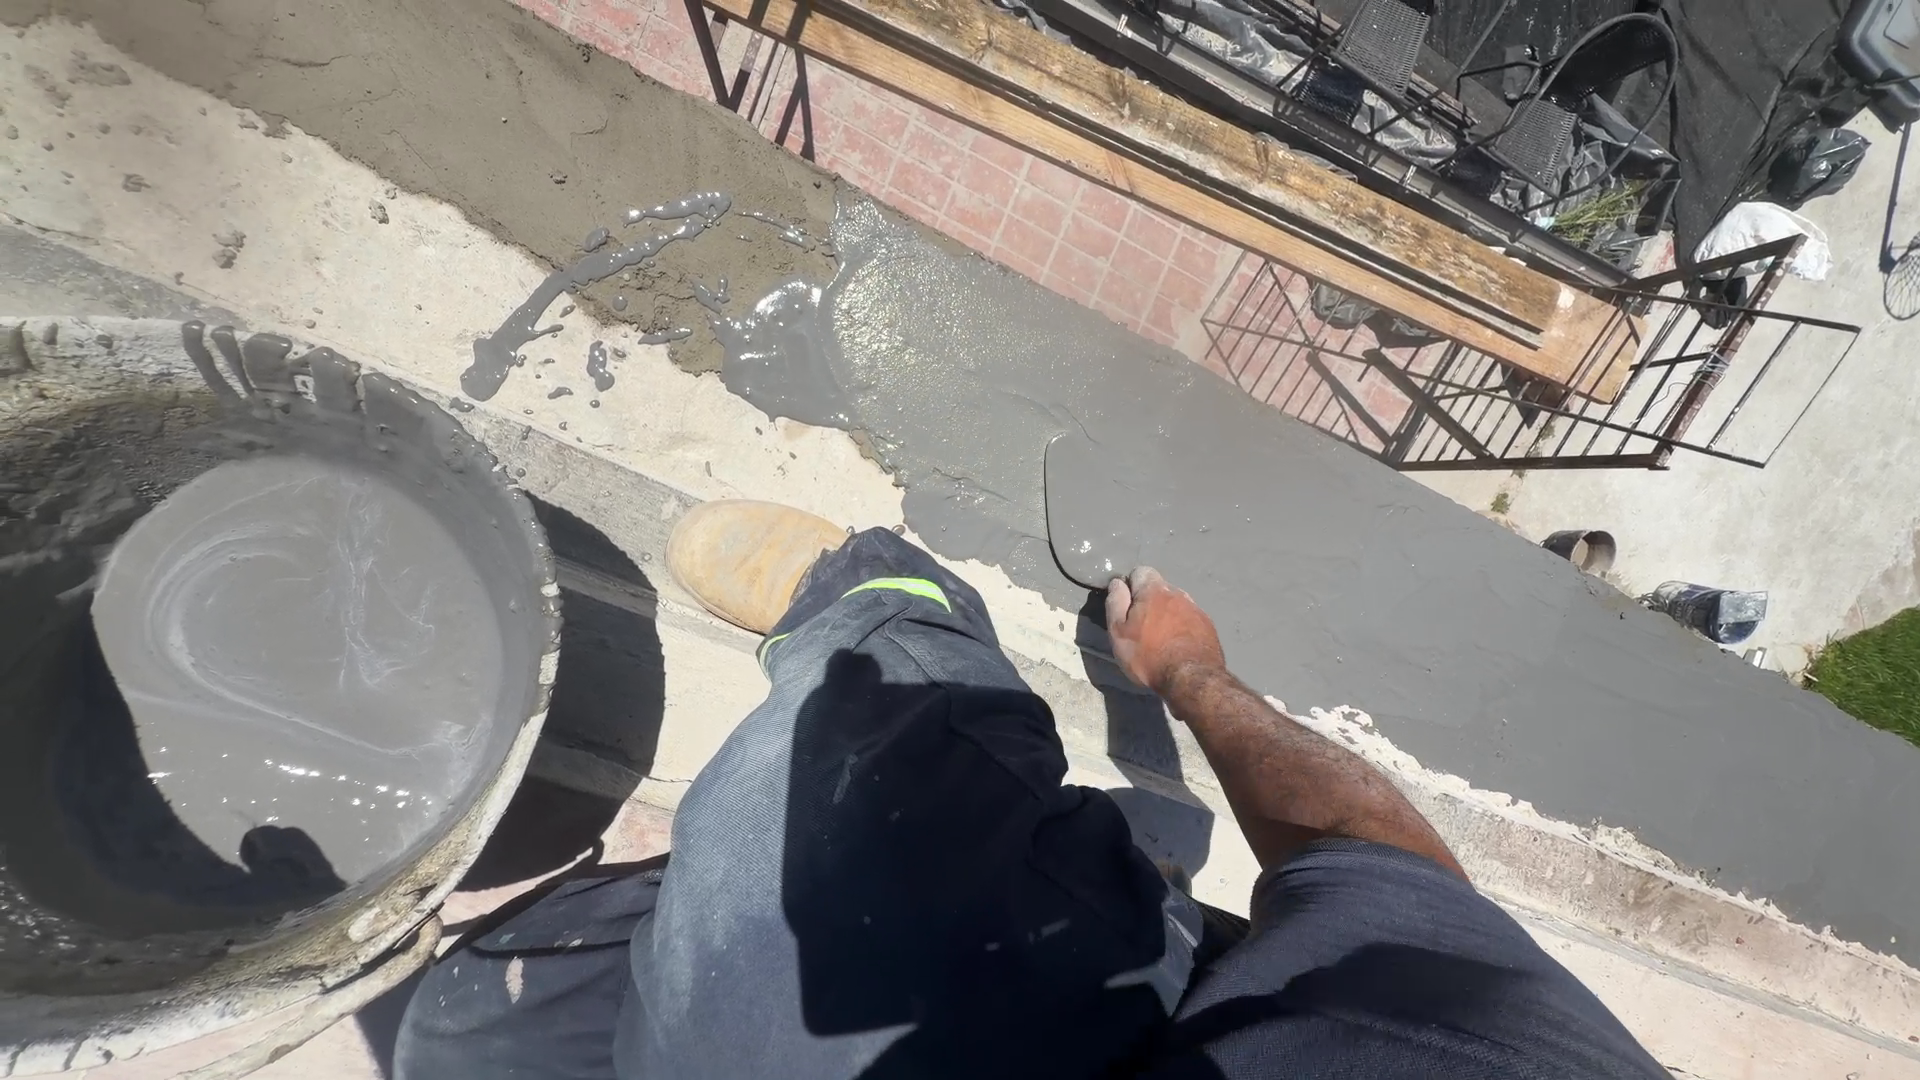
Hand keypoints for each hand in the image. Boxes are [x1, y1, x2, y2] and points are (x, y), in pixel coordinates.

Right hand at [1104, 567, 1224, 696]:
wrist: (1191, 679)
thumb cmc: (1148, 655)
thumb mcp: (1119, 631)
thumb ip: (1115, 602)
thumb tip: (1117, 583)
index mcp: (1154, 590)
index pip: (1141, 571)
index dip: (1130, 585)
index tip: (1126, 606)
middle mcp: (1178, 593)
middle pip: (1159, 589)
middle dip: (1149, 601)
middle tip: (1141, 626)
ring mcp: (1196, 609)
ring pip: (1176, 604)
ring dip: (1167, 614)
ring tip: (1160, 638)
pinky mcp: (1208, 626)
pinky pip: (1189, 619)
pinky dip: (1181, 627)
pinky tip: (1177, 645)